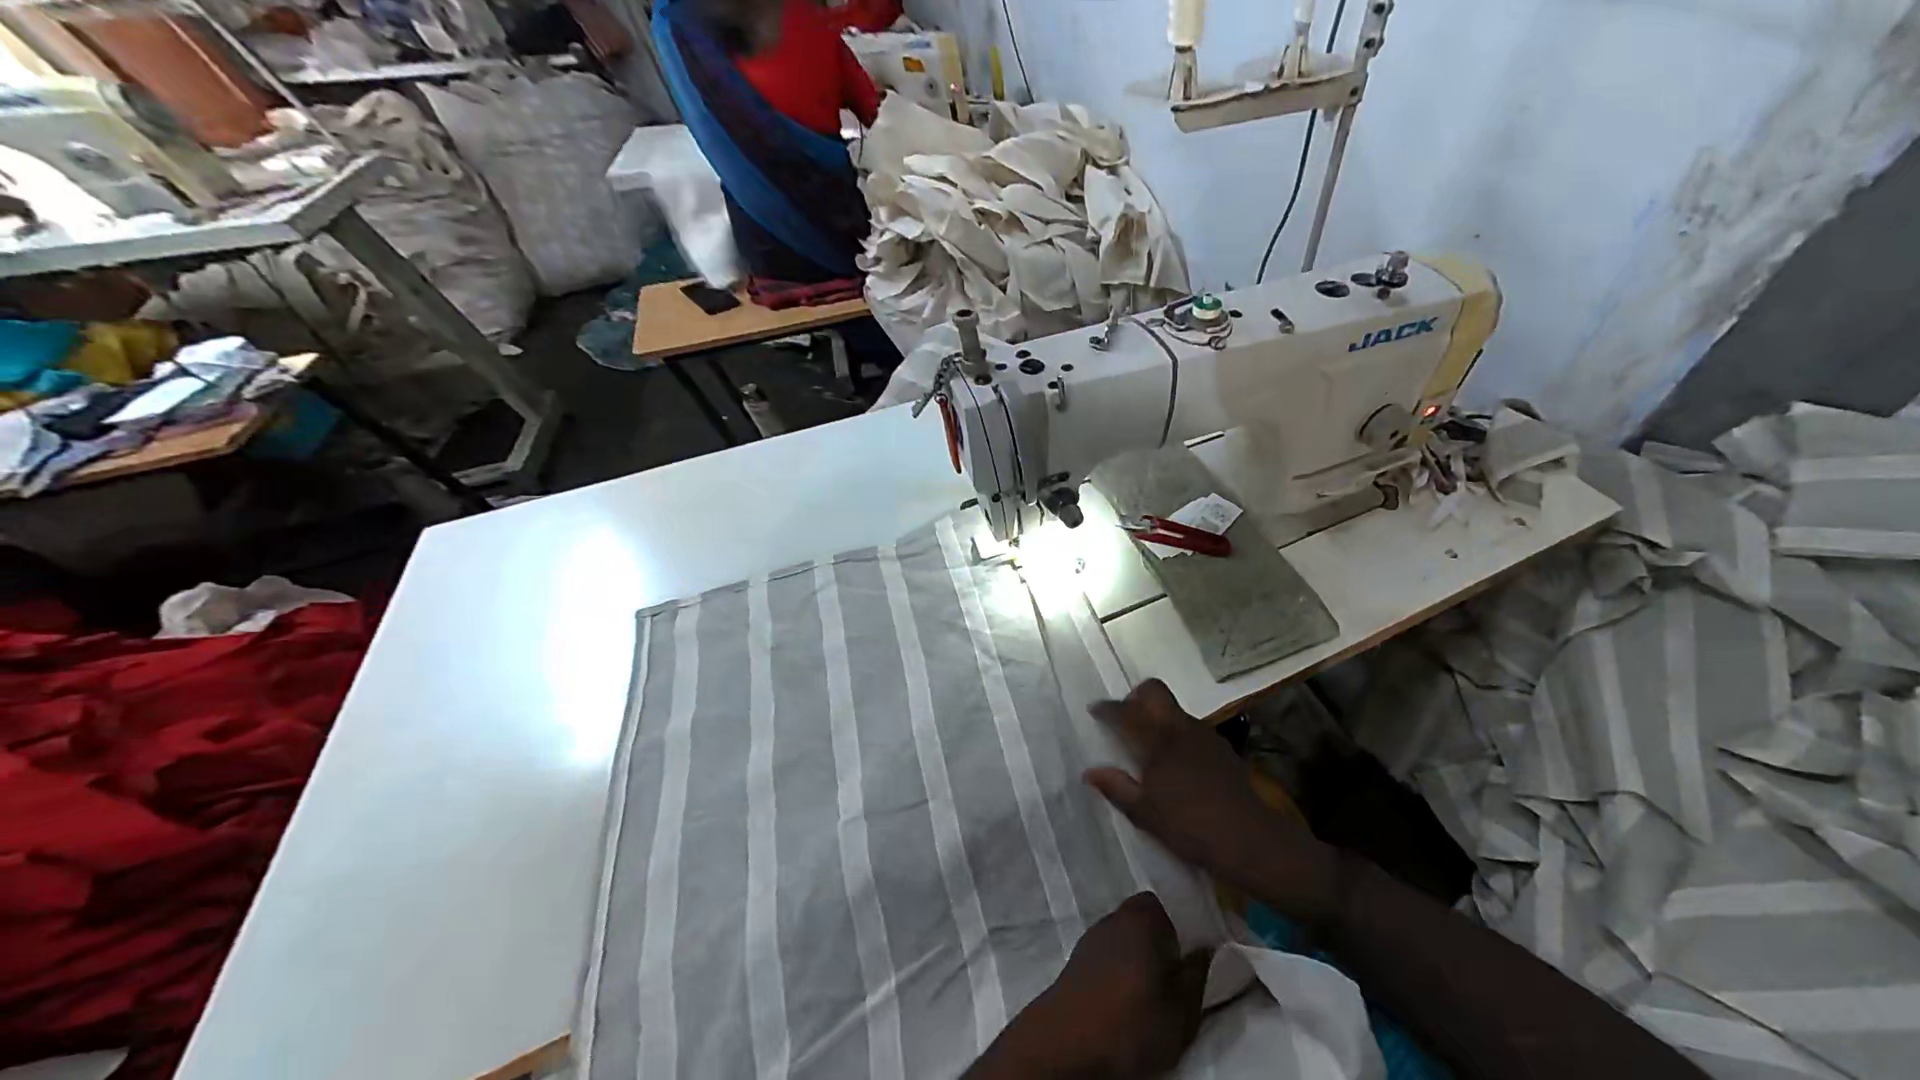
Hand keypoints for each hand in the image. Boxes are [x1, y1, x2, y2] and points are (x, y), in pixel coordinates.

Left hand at [966, 893, 1210, 1079]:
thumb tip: (1206, 949)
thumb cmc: (1132, 1020)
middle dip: (1165, 940)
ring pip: (1128, 935)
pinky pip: (1111, 952)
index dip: (1189, 923)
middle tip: (1182, 972)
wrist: (1068, 1042)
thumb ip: (1198, 974)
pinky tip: (1130, 992)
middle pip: (1147, 918)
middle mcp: (1115, 916)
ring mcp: (1093, 935)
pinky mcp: (1078, 958)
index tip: (1202, 949)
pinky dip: (1123, 966)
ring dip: (1142, 954)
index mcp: (1143, 916)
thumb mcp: (1182, 1009)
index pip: (1171, 901)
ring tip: (1157, 987)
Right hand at [1084, 679, 1342, 925]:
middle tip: (1124, 717)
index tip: (1095, 711)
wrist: (1249, 840)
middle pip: (1155, 691)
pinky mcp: (1222, 748)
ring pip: (1175, 709)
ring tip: (1149, 743)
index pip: (1126, 712)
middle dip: (1135, 697)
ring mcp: (1205, 735)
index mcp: (1158, 742)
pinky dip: (1177, 733)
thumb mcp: (1145, 814)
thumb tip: (1090, 772)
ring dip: (1158, 715)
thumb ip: (1117, 788)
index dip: (1107, 709)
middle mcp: (1181, 728)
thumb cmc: (1190, 827)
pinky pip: (1192, 728)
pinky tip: (1177, 761)